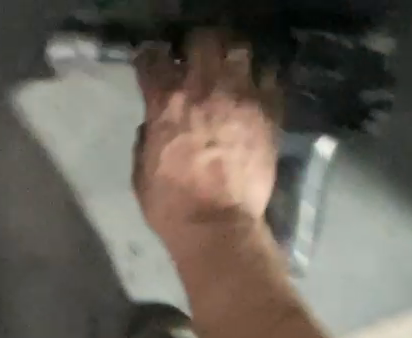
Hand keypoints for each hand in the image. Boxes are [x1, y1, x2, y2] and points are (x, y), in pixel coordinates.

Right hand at [133, 29, 282, 255]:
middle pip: (203, 39)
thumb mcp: (141, 176)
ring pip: (240, 48)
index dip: (150, 58)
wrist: (217, 225)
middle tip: (195, 58)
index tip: (151, 63)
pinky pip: (270, 76)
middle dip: (196, 45)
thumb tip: (152, 125)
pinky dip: (260, 78)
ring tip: (229, 69)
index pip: (154, 60)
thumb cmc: (171, 207)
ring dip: (231, 55)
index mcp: (166, 104)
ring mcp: (242, 95)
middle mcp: (205, 87)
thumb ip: (146, 141)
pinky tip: (254, 90)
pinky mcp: (269, 109)